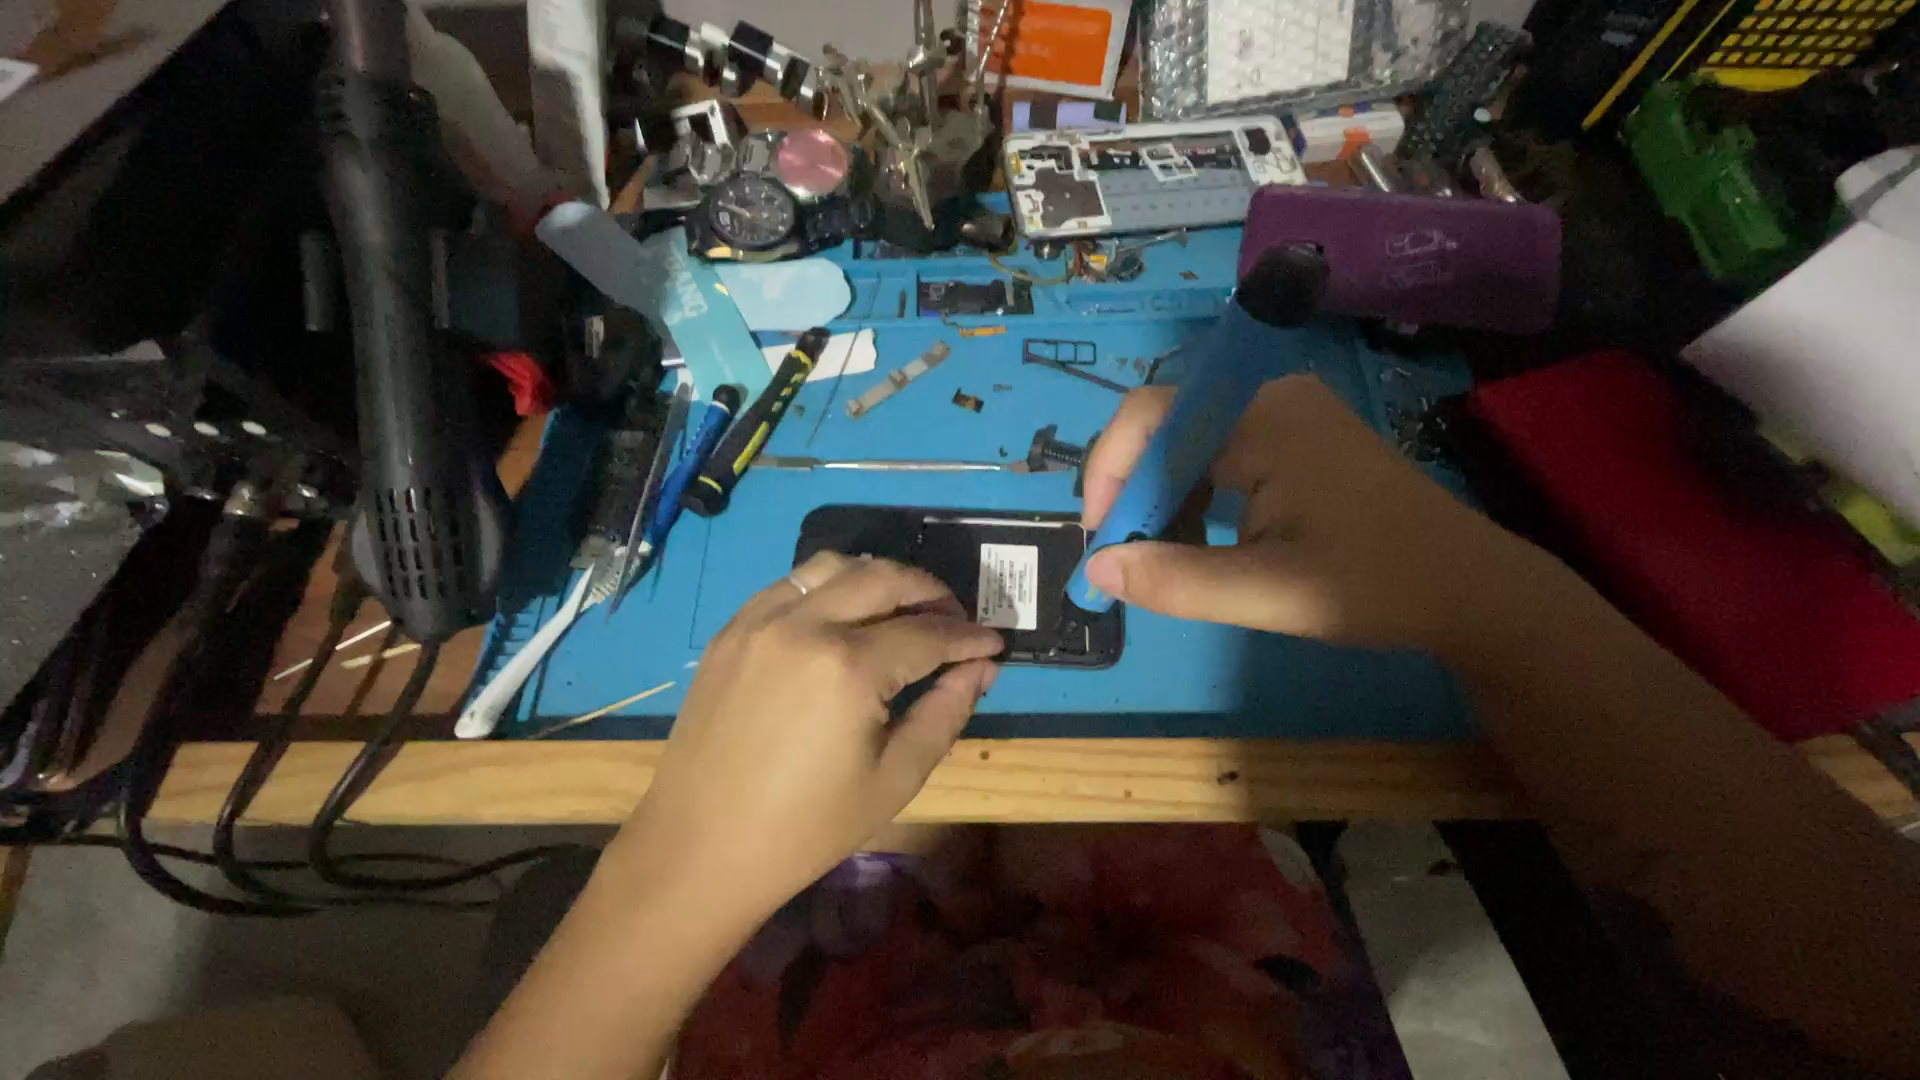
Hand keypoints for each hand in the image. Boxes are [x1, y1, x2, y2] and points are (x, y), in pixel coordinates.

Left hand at [611, 552, 1002, 924]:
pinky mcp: (733, 630)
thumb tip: (981, 667)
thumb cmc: (807, 827)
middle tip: (956, 619)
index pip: (928, 633)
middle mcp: (805, 625)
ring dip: (879, 577)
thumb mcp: (895, 778)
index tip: (994, 643)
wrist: (700, 847)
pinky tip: (843, 616)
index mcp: (849, 667)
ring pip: (834, 566)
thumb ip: (945, 712)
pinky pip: (791, 584)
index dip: (969, 637)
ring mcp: (761, 621)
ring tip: (902, 607)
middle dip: (931, 591)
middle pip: (885, 578)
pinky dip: (829, 586)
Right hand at [1082, 376, 1558, 664]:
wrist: (1475, 591)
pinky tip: (1200, 542)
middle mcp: (1269, 400)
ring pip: (1190, 446)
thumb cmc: (1376, 586)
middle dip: (1136, 494)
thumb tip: (1094, 571)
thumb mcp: (1266, 594)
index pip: (1150, 416)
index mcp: (1263, 420)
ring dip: (1164, 500)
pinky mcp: (1297, 440)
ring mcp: (1287, 416)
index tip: (1102, 540)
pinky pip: (1220, 456)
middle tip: (1124, 558)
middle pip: (1166, 429)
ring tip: (1162, 558)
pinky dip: (1197, 498)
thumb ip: (1174, 581)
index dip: (1109, 472)